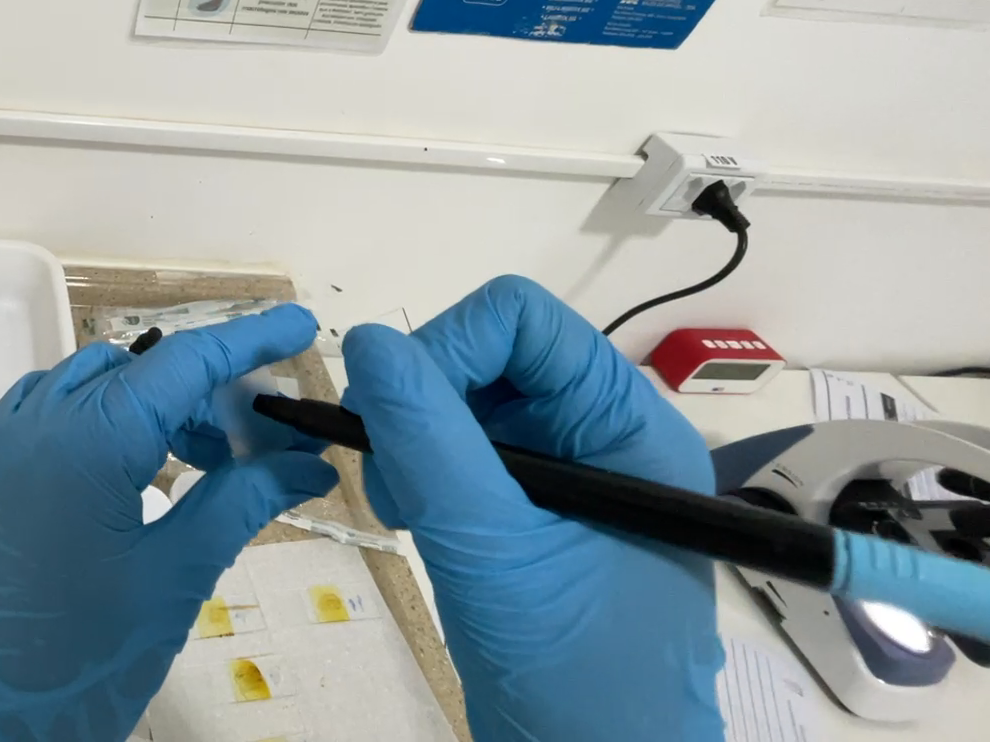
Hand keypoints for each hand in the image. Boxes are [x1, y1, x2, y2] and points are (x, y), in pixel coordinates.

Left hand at [0, 306, 338, 740]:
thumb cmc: (87, 654)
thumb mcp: (177, 575)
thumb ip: (242, 501)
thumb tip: (310, 464)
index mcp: (89, 439)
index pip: (184, 362)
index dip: (248, 339)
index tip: (298, 323)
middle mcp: (38, 415)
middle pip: (140, 368)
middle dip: (203, 389)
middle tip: (251, 438)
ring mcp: (3, 432)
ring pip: (93, 377)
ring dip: (151, 399)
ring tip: (195, 457)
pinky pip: (49, 401)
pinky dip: (99, 410)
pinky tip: (128, 458)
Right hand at [342, 276, 723, 741]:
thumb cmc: (567, 670)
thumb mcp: (487, 545)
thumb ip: (426, 436)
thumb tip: (365, 339)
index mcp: (624, 425)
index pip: (519, 319)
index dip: (448, 346)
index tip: (399, 412)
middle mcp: (593, 428)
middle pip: (479, 348)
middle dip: (418, 398)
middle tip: (390, 465)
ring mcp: (555, 460)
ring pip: (450, 390)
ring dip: (405, 433)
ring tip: (401, 502)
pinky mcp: (518, 491)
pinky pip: (444, 435)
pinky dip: (408, 459)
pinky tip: (407, 510)